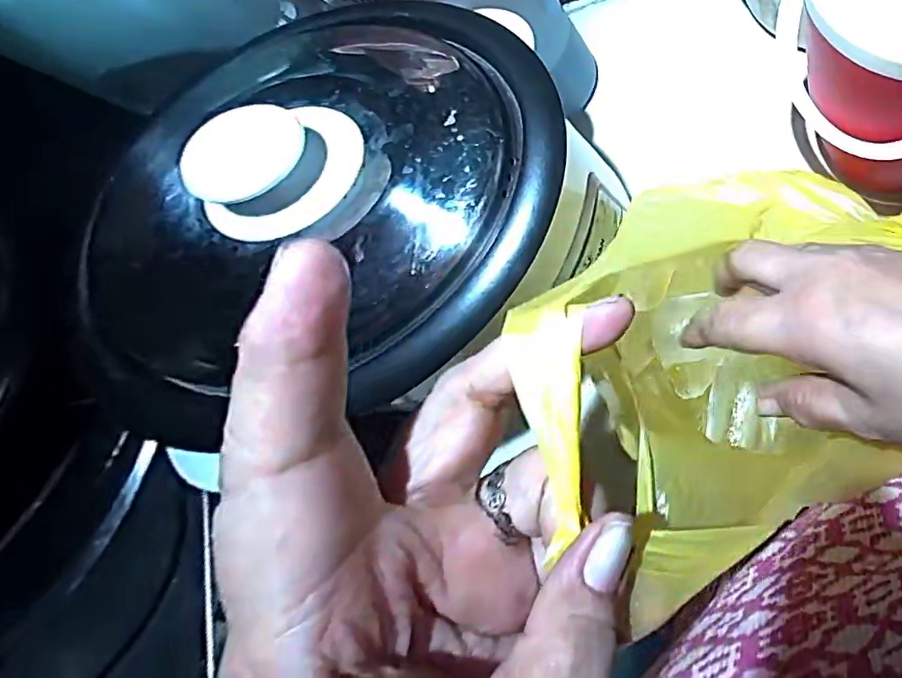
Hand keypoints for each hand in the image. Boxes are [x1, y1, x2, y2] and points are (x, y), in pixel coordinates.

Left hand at [216, 240, 634, 675]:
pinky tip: (601, 551)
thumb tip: (615, 538)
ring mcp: (444, 557)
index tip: (309, 263)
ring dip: (579, 475)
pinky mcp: (494, 570)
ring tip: (592, 545)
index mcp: (317, 599)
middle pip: (450, 419)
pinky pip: (556, 507)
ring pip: (525, 460)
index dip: (292, 355)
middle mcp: (381, 554)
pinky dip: (590, 513)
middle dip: (529, 362)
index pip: (287, 458)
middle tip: (612, 320)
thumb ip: (554, 645)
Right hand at [681, 242, 901, 447]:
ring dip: (774, 269)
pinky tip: (838, 299)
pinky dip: (814, 268)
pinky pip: (835, 250)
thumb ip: (815, 402)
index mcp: (807, 316)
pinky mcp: (900, 249)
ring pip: (796, 247)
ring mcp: (866, 252)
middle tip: (729, 310)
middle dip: (728, 279)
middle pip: (752, 255)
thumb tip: (770, 396)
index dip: (702, 330)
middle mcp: (826, 270)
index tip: (687, 342)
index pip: (732, 316)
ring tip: (781, 307)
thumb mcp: (878, 417)